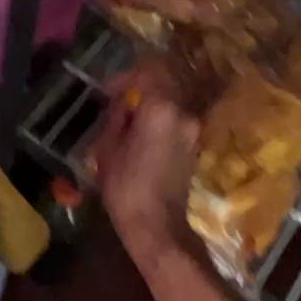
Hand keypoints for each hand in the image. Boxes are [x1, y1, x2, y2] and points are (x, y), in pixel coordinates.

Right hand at [93, 72, 199, 262]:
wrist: (157, 227)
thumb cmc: (125, 186)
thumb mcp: (108, 147)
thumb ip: (116, 117)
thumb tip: (121, 104)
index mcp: (161, 109)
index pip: (147, 73)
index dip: (124, 77)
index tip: (107, 91)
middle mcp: (183, 115)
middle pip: (162, 87)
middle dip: (138, 91)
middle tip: (115, 104)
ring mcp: (192, 132)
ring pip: (169, 106)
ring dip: (148, 108)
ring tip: (125, 123)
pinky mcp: (193, 149)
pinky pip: (174, 123)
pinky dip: (158, 123)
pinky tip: (140, 138)